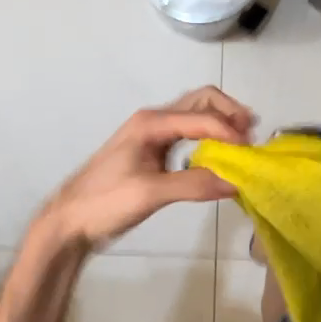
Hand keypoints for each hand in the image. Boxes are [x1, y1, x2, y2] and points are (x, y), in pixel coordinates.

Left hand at [38, 87, 253, 250]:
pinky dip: (208, 137)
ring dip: (220, 122)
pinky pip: (187, 133)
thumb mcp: (150, 194)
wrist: (69, 220)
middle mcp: (153, 120)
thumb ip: (193, 185)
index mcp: (151, 123)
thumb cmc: (104, 203)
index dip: (230, 131)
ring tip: (243, 142)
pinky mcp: (151, 149)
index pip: (202, 117)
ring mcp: (151, 134)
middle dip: (229, 113)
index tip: (251, 153)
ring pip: (194, 114)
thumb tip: (236, 183)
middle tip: (252, 136)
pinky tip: (219, 156)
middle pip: (200, 101)